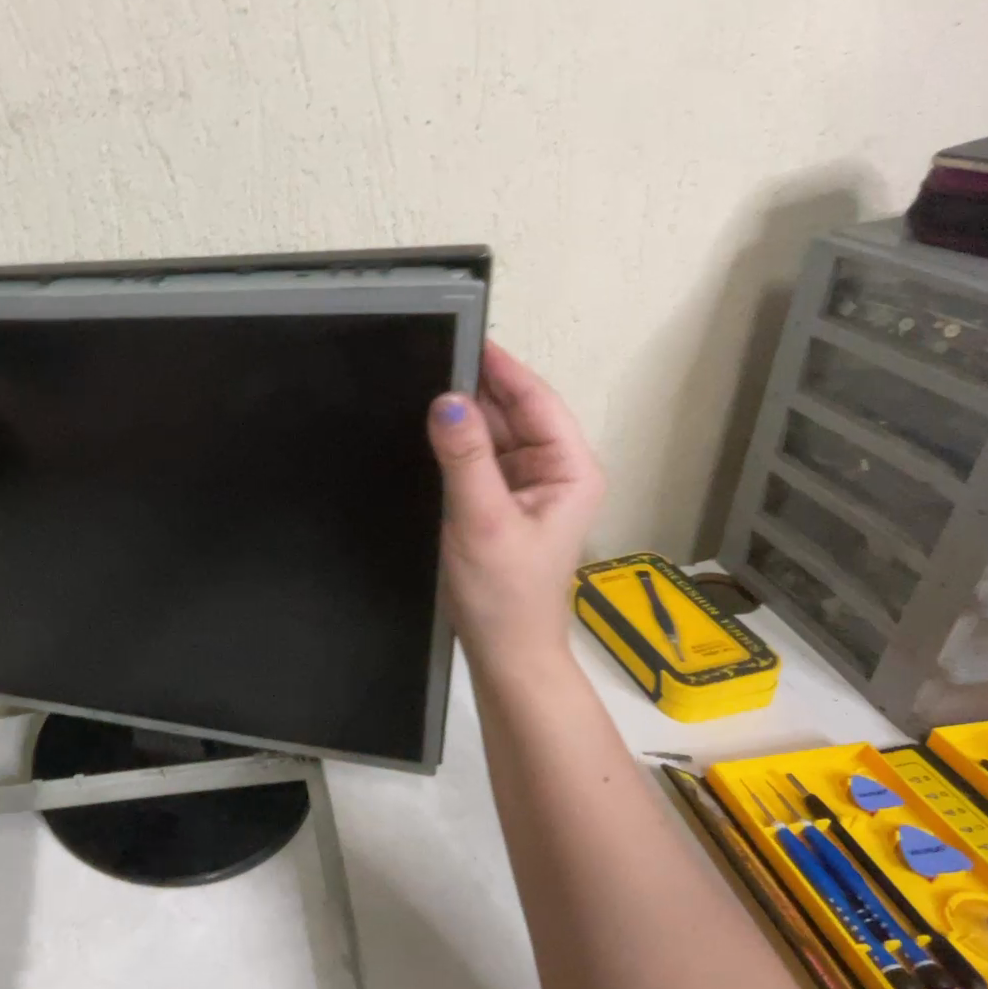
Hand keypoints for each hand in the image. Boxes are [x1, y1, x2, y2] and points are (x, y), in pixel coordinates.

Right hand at [428, 341, 603, 670]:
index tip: (463, 336)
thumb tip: (446, 400)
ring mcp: (523, 485)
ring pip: (490, 434)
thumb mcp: (483, 520)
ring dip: (460, 419)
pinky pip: (475, 459)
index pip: (536, 401)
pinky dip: (453, 445)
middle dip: (474, 391)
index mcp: (570, 469)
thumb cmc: (504, 593)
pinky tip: (425, 433)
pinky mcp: (496, 500)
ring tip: (417, 391)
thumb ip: (465, 458)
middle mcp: (552, 469)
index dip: (501, 368)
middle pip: (511, 413)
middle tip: (425, 363)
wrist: (502, 651)